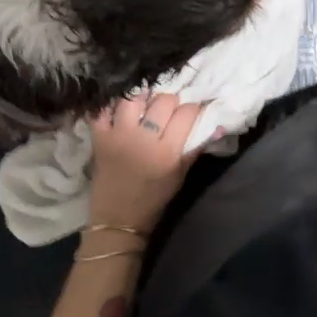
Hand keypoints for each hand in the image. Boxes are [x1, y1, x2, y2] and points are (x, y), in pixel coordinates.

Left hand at [86, 93, 205, 232]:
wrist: (118, 219)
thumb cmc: (153, 199)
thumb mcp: (180, 176)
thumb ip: (194, 149)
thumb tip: (216, 125)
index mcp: (167, 151)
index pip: (187, 113)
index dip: (193, 109)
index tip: (191, 111)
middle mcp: (144, 138)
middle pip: (163, 101)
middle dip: (171, 101)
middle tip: (168, 109)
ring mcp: (120, 135)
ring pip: (134, 99)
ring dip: (142, 97)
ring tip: (145, 101)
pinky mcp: (100, 138)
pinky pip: (102, 111)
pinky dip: (110, 105)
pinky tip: (119, 106)